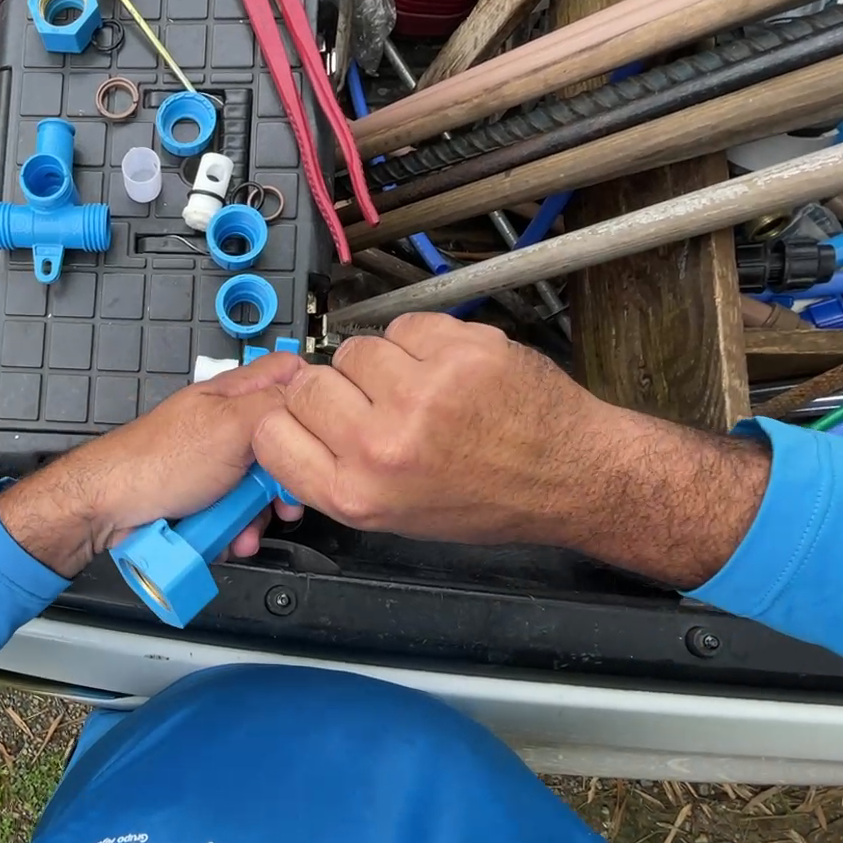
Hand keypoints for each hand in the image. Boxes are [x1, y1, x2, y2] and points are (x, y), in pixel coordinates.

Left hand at [0, 354, 307, 575]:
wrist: (110, 509)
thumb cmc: (156, 462)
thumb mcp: (231, 426)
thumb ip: (277, 407)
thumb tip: (316, 396)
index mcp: (233, 395)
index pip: (289, 378)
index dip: (313, 402)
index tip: (323, 434)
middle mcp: (226, 425)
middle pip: (282, 443)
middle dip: (286, 477)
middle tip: (283, 498)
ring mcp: (214, 463)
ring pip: (260, 485)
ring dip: (257, 513)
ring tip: (245, 526)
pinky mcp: (203, 496)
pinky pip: (236, 513)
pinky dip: (235, 529)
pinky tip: (229, 538)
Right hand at [251, 314, 769, 588]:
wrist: (572, 476)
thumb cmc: (486, 500)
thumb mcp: (388, 516)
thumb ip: (327, 474)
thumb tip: (284, 427)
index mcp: (357, 494)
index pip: (271, 432)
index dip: (286, 420)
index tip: (306, 417)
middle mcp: (382, 446)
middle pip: (306, 384)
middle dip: (333, 389)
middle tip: (371, 404)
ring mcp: (421, 394)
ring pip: (355, 349)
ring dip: (379, 363)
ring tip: (419, 390)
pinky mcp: (457, 352)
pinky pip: (403, 326)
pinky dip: (420, 341)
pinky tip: (445, 371)